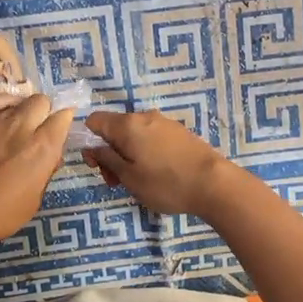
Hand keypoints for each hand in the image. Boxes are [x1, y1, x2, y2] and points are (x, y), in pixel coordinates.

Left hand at [0, 94, 73, 240]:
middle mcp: (23, 127)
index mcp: (43, 148)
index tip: (59, 130)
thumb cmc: (2, 213)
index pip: (63, 118)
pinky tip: (4, 109)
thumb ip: (45, 171)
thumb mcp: (35, 199)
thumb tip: (50, 156)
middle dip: (44, 112)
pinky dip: (2, 102)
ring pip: (18, 100)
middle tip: (38, 128)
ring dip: (23, 109)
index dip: (63, 122)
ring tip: (20, 121)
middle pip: (41, 102)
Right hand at [83, 110, 240, 216]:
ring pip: (134, 135)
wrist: (214, 184)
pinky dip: (145, 153)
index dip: (88, 142)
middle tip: (116, 182)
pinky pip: (152, 138)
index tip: (97, 166)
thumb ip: (106, 158)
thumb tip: (93, 146)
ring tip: (138, 182)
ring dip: (128, 155)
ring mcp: (165, 123)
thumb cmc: (165, 184)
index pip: (94, 120)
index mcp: (127, 125)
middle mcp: (145, 116)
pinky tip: (157, 175)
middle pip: (115, 129)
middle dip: (109, 153)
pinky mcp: (180, 133)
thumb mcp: (128, 177)